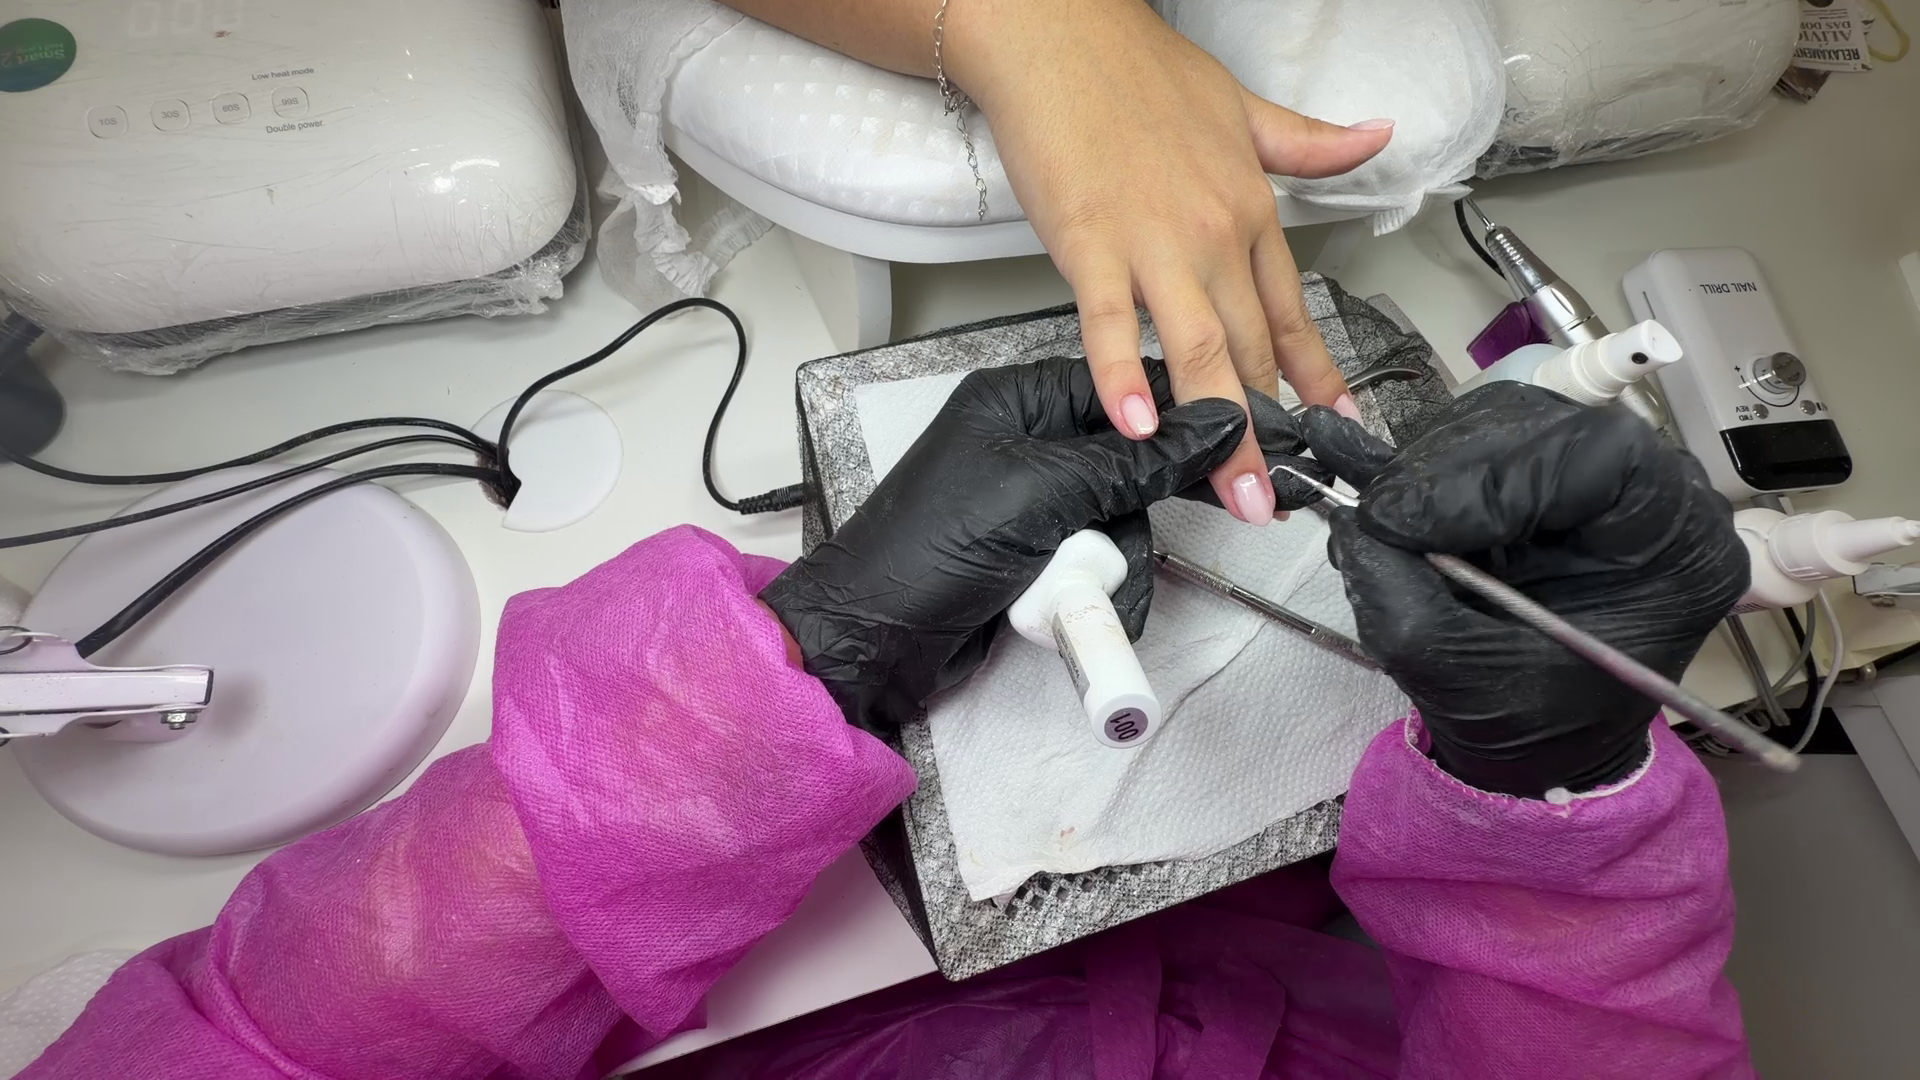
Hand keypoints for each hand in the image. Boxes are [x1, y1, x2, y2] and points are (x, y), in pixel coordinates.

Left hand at [761, 357, 1245, 731]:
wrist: (881, 634)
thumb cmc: (938, 545)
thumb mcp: (1043, 492)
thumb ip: (1134, 463)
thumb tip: (1215, 427)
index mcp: (1019, 401)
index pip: (1123, 392)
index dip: (1184, 419)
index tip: (1244, 445)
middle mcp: (1028, 442)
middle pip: (1127, 460)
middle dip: (1145, 507)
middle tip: (1210, 519)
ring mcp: (1032, 500)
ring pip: (1117, 517)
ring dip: (1114, 560)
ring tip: (1090, 586)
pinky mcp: (1035, 549)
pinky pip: (1094, 556)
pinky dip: (1098, 585)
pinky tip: (1085, 605)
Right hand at [945, 0, 1389, 523]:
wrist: (1062, 37)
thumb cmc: (1140, 78)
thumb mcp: (1241, 108)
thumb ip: (1306, 142)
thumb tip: (1375, 138)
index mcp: (1248, 212)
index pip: (1290, 312)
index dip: (1317, 378)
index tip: (1337, 430)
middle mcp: (1213, 235)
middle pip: (1250, 349)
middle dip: (1269, 433)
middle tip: (1277, 498)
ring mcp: (1152, 243)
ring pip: (1196, 348)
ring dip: (1218, 428)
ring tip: (1232, 492)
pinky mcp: (1091, 245)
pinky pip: (1111, 322)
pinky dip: (1123, 375)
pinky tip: (1138, 422)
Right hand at [1303, 384, 1749, 796]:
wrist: (1531, 735)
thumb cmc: (1523, 721)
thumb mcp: (1453, 674)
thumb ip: (1398, 596)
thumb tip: (1349, 522)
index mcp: (1667, 550)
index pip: (1595, 457)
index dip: (1493, 479)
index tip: (1410, 528)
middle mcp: (1633, 495)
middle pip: (1533, 424)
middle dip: (1437, 471)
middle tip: (1378, 522)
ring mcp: (1570, 479)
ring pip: (1486, 422)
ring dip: (1415, 468)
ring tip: (1379, 522)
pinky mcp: (1513, 478)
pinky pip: (1453, 439)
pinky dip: (1394, 457)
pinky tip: (1337, 444)